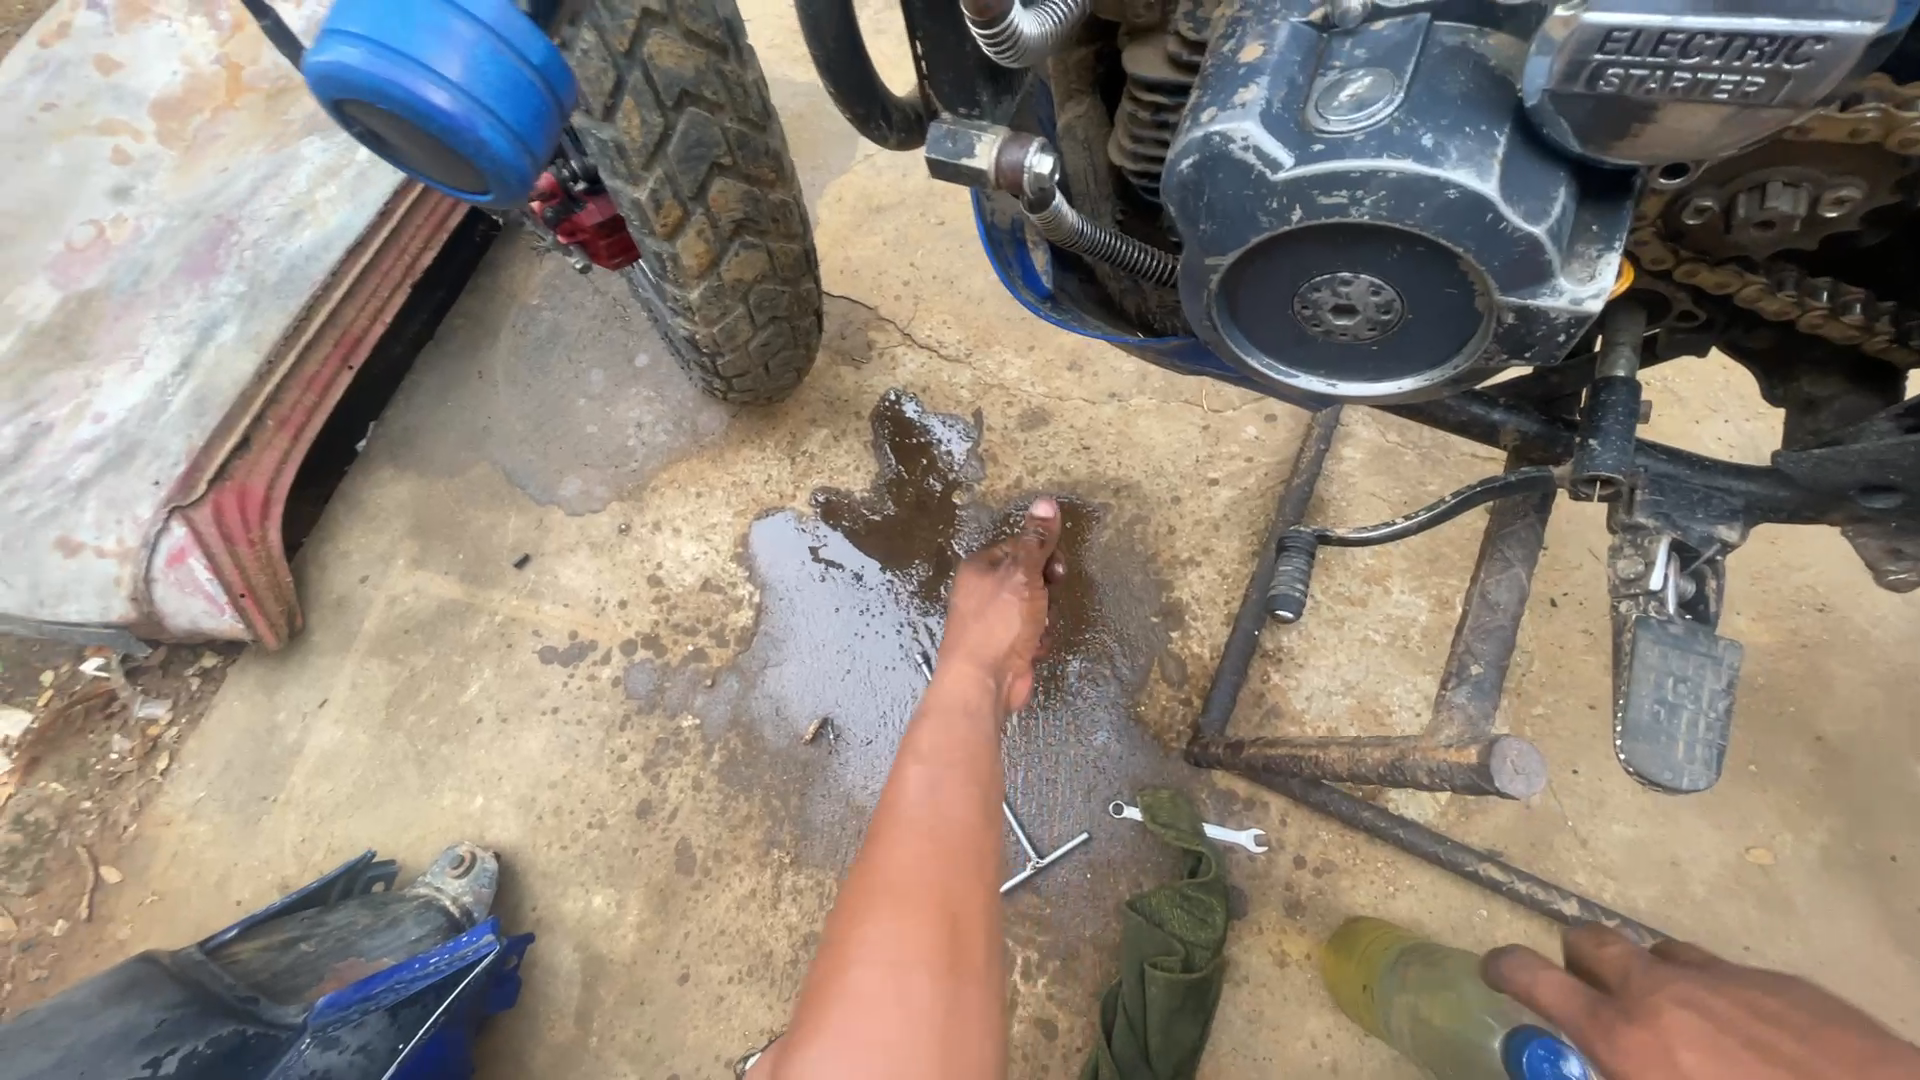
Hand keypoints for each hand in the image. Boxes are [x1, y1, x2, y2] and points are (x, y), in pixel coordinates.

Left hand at [937, 497, 1063, 715]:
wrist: (984, 680)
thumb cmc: (998, 623)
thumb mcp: (1022, 574)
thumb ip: (1036, 540)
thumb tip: (1046, 501)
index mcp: (980, 567)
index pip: (1020, 546)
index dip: (1042, 556)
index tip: (1055, 570)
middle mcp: (982, 590)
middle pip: (1029, 576)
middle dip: (1046, 590)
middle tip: (1047, 601)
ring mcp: (993, 620)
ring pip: (1035, 606)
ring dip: (1045, 618)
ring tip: (1038, 628)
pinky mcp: (1005, 645)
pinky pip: (1033, 633)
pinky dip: (1039, 639)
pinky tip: (1034, 648)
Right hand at [1484, 924, 1919, 1079]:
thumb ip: (1621, 1074)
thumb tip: (1602, 1064)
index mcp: (1621, 1035)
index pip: (1528, 974)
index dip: (1502, 967)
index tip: (1496, 971)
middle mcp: (1656, 992)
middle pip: (1588, 940)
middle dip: (1582, 961)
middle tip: (1602, 998)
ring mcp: (1720, 980)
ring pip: (1659, 952)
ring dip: (1656, 979)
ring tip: (1690, 1024)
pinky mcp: (1781, 983)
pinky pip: (1729, 976)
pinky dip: (1724, 999)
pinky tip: (1764, 1044)